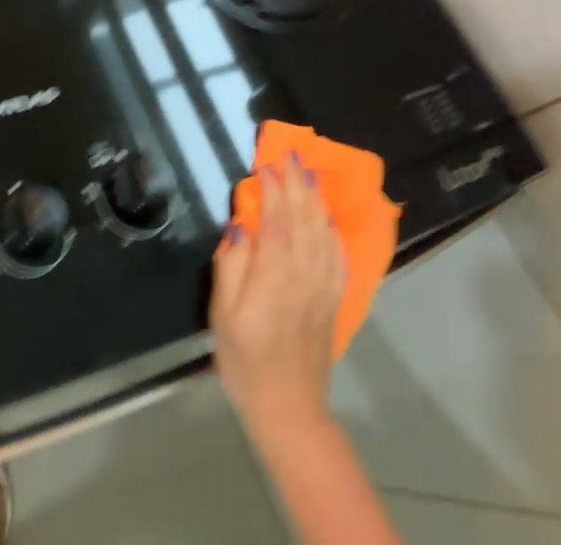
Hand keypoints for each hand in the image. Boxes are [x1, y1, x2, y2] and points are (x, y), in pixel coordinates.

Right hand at [210, 154, 347, 420]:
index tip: (265, 164)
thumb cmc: (244, 360)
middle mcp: (305, 274)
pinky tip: (328, 222)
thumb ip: (231, 267)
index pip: (277, 219)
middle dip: (298, 184)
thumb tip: (240, 228)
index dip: (272, 189)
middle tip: (292, 154)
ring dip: (317, 201)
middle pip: (305, 219)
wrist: (287, 405)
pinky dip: (333, 232)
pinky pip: (338, 257)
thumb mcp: (222, 315)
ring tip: (310, 176)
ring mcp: (324, 287)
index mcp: (275, 275)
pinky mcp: (333, 301)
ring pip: (325, 233)